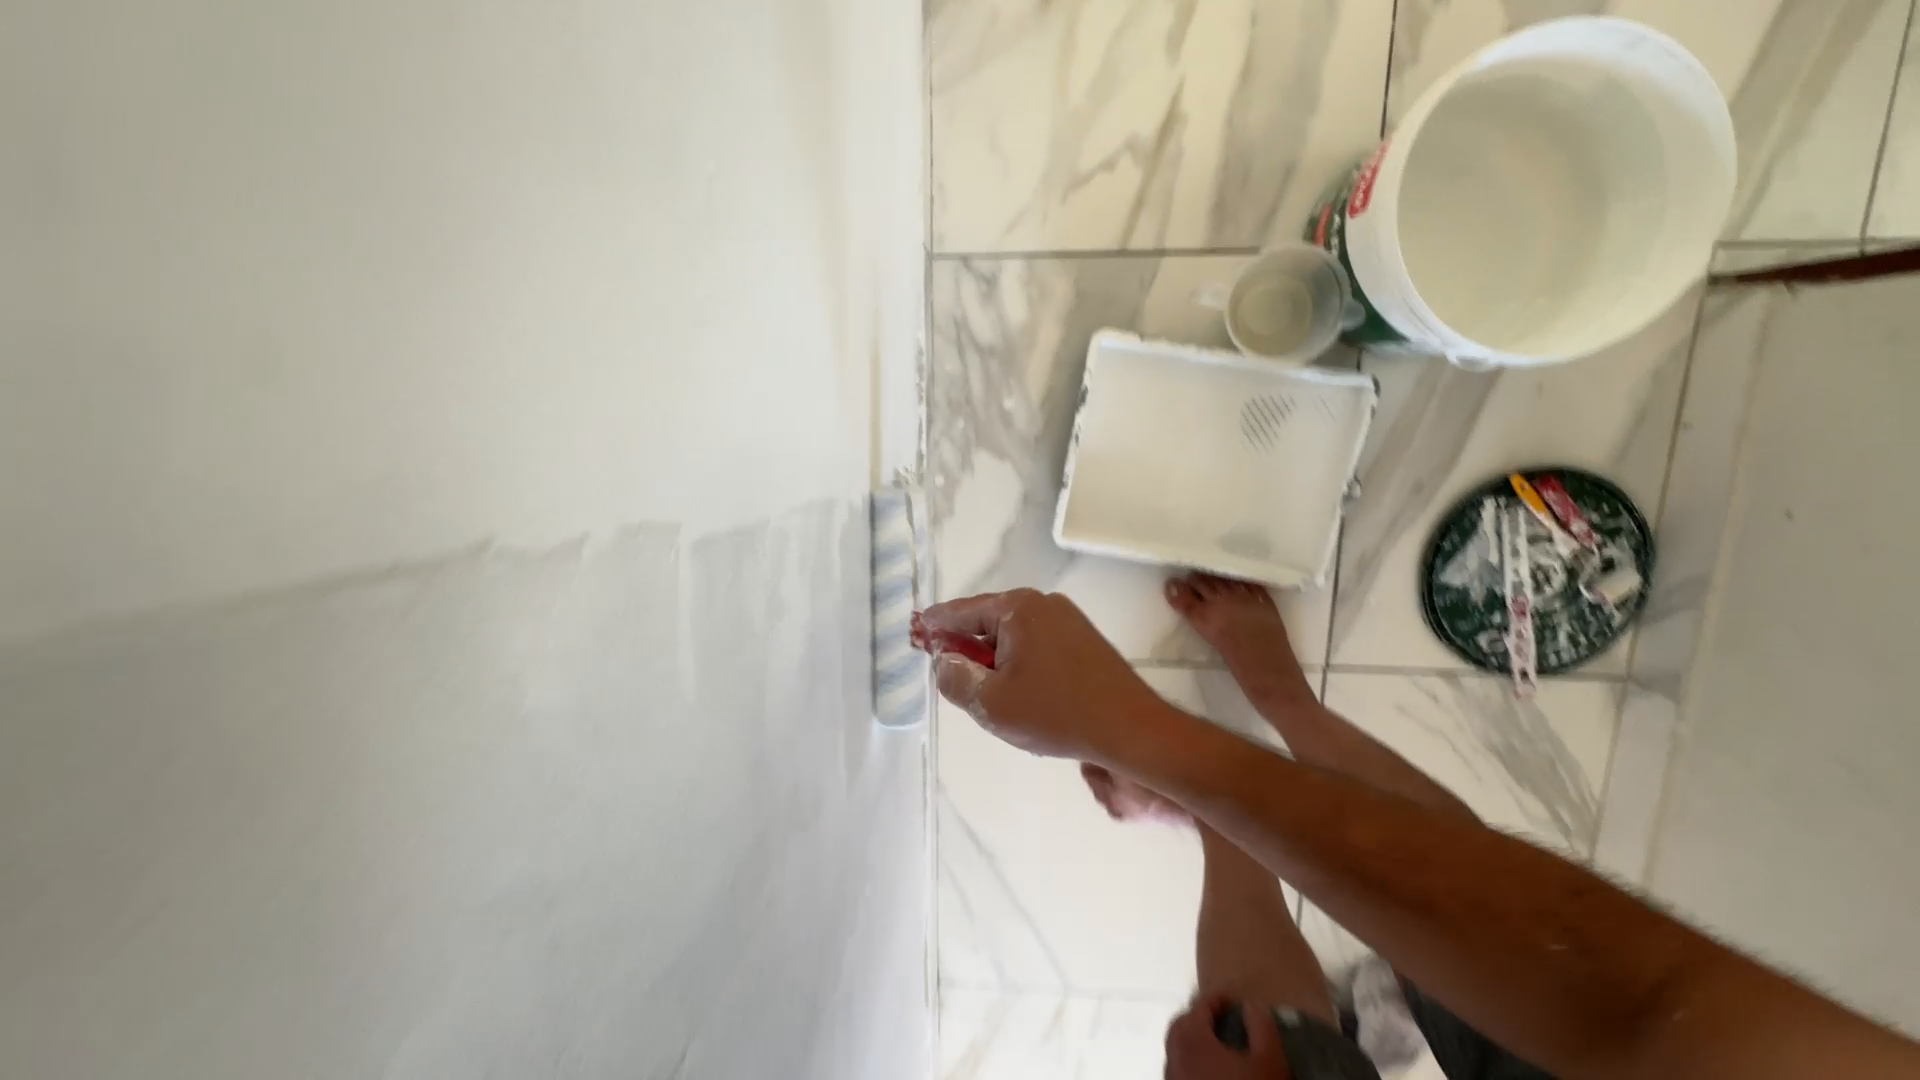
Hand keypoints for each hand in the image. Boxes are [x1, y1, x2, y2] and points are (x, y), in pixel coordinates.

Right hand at [916, 589, 1169, 761]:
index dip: (937, 625)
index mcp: (1018, 608)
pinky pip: (1038, 648)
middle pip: (989, 624)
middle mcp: (1044, 604)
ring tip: (995, 701)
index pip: (963, 612)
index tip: (917, 631)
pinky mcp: (1085, 642)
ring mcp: (1069, 621)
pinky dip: (1022, 667)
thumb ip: (956, 679)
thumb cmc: (1056, 714)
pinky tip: (1025, 699)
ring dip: (998, 664)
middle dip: (970, 651)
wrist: (1131, 730)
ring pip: (1015, 639)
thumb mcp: (991, 703)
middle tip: (956, 683)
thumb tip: (945, 663)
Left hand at [1166, 996, 1291, 1078]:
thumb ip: (1261, 1027)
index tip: (1234, 999)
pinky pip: (1179, 1069)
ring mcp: (1172, 1079)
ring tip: (1220, 1044)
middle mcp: (1173, 1056)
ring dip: (1195, 1039)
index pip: (1199, 1008)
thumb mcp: (1269, 1062)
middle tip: (1224, 1018)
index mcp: (1191, 1040)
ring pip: (1177, 1048)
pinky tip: (1213, 1071)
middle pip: (1181, 1026)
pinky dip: (1192, 1060)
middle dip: (1201, 1017)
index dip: (1217, 999)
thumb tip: (1250, 1007)